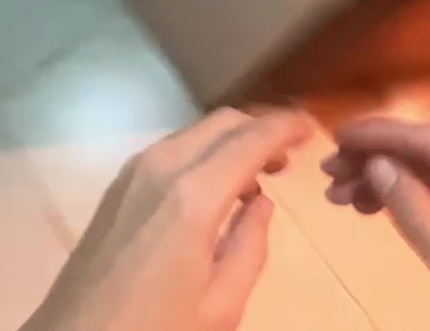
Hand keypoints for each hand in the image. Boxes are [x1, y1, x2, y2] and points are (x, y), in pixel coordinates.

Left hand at [23, 108, 314, 330]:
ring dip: (230, 141)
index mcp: (192, 194)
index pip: (250, 139)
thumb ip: (250, 247)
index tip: (309, 128)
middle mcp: (162, 164)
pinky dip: (203, 153)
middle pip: (222, 122)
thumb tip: (261, 203)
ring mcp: (135, 169)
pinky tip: (214, 188)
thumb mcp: (219, 307)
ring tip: (257, 175)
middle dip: (259, 129)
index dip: (284, 127)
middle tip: (288, 159)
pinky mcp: (119, 182)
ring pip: (196, 132)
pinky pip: (172, 149)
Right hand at [322, 117, 429, 330]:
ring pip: (424, 166)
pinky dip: (398, 193)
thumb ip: (420, 215)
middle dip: (374, 154)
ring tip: (338, 193)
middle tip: (328, 171)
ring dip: (380, 174)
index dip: (381, 134)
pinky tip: (366, 205)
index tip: (336, 137)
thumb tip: (374, 163)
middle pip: (425, 149)